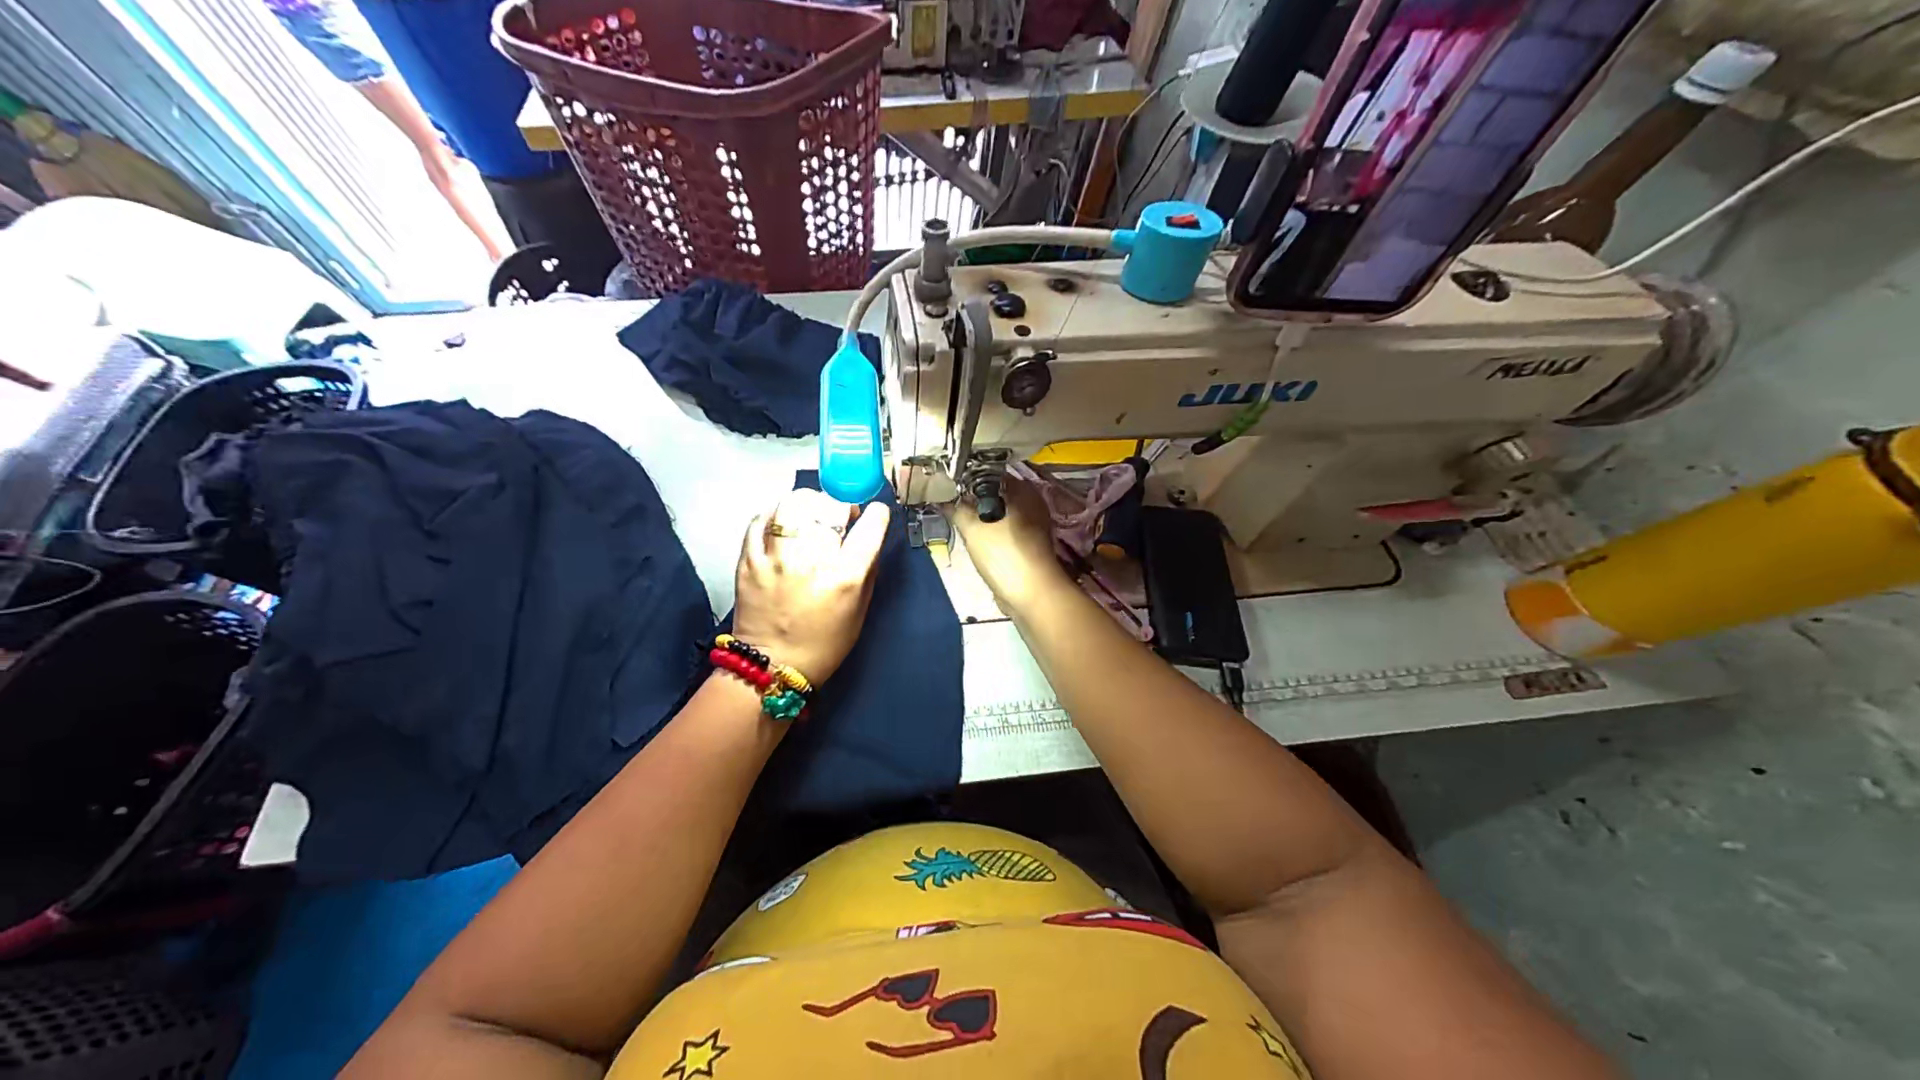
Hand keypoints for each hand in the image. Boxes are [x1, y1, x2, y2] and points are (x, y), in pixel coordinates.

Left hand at [731, 489, 890, 684]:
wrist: (773, 666)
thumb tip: (868, 535)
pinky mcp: (749, 560)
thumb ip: (866, 568)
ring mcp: (776, 558)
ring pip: (792, 504)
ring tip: (809, 514)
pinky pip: (761, 519)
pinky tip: (782, 524)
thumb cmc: (825, 642)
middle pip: (829, 507)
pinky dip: (775, 514)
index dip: (875, 514)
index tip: (874, 514)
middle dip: (840, 505)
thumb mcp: (859, 609)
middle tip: (839, 515)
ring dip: (807, 503)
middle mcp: (811, 561)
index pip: (869, 527)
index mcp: (845, 578)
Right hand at [946, 476, 1070, 613]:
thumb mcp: (973, 527)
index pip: (988, 472)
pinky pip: (1001, 528)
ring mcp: (1030, 523)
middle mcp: (1030, 501)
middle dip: (969, 497)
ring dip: (977, 515)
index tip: (943, 483)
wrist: (1032, 594)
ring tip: (952, 516)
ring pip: (996, 512)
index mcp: (1022, 489)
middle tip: (944, 500)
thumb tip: (940, 496)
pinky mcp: (1026, 543)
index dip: (965, 476)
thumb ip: (955, 508)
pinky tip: (970, 535)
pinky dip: (987, 530)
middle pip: (993, 492)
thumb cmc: (1004, 553)